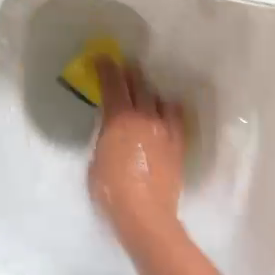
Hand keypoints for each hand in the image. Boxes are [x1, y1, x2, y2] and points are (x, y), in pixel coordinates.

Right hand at [88, 58, 188, 250]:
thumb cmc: (111, 189)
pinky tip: (165, 113)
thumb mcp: (96, 157)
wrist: (146, 216)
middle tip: (125, 67)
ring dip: (150, 92)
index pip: (114, 84)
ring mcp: (166, 131)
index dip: (107, 68)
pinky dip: (168, 111)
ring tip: (145, 92)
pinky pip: (176, 119)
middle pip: (140, 86)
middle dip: (130, 74)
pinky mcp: (179, 146)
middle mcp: (145, 117)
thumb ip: (104, 136)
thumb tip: (110, 129)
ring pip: (160, 100)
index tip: (103, 58)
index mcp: (120, 119)